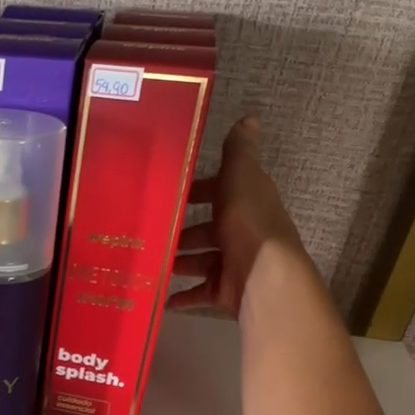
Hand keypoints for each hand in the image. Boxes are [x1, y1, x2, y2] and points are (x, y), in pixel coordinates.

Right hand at [169, 116, 304, 315]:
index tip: (167, 195)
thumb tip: (249, 117)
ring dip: (178, 262)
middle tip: (150, 233)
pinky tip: (162, 296)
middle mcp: (241, 230)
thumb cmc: (248, 222)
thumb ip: (238, 151)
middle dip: (181, 232)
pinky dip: (183, 295)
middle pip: (206, 229)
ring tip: (150, 262)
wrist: (263, 274)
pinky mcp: (225, 289)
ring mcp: (233, 262)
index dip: (196, 192)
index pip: (219, 191)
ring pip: (200, 260)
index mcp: (246, 201)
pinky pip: (200, 291)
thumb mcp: (241, 176)